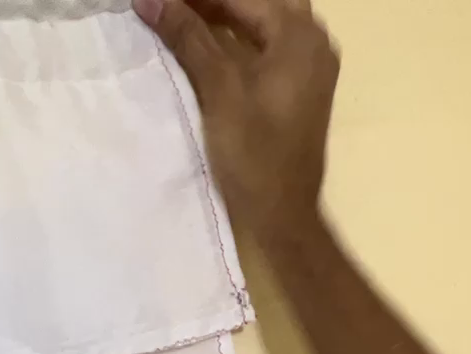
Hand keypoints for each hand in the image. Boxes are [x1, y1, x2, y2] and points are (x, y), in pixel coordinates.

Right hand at [134, 0, 338, 243]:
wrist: (283, 215)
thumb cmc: (254, 155)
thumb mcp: (219, 90)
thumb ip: (187, 36)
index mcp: (298, 33)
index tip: (157, 0)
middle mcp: (313, 41)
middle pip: (254, 3)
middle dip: (211, 5)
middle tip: (171, 9)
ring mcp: (311, 66)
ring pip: (262, 21)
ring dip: (222, 15)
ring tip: (180, 18)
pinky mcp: (302, 89)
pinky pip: (269, 46)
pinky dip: (238, 38)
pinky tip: (206, 41)